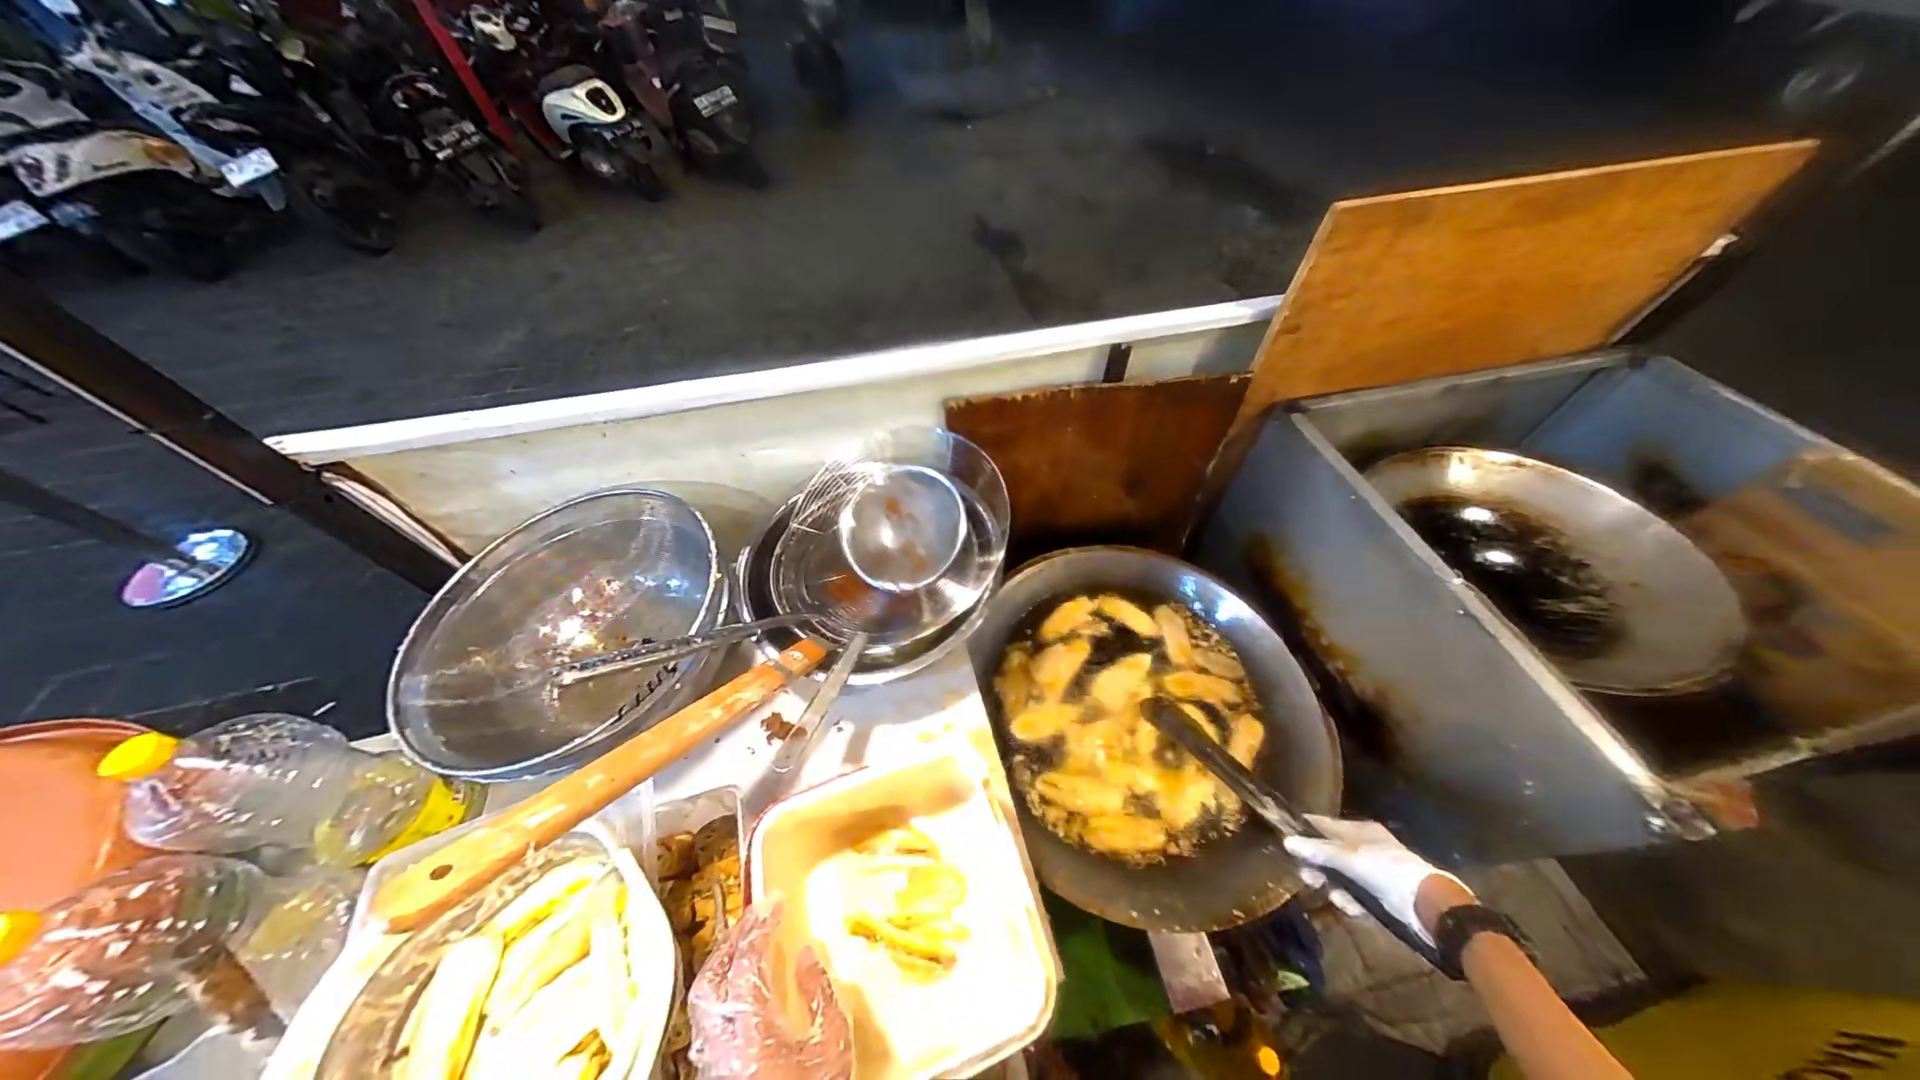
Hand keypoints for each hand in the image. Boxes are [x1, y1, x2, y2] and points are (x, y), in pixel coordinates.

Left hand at [687, 895, 853, 1079]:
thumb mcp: (830, 1046)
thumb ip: (819, 993)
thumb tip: (806, 955)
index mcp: (749, 1020)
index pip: (748, 955)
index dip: (761, 923)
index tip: (775, 901)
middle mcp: (720, 1031)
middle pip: (716, 969)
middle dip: (737, 934)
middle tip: (760, 912)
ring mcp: (710, 1051)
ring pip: (705, 990)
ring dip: (725, 956)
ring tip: (747, 937)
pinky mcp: (710, 1067)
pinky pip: (707, 1009)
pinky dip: (722, 981)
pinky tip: (740, 981)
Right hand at [1282, 815, 1468, 945]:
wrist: (1428, 907)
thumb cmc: (1387, 871)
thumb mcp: (1350, 858)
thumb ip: (1318, 851)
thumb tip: (1286, 841)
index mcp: (1359, 830)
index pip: (1322, 824)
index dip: (1304, 831)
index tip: (1286, 843)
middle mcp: (1362, 847)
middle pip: (1327, 853)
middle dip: (1317, 867)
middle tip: (1308, 879)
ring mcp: (1370, 871)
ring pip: (1338, 877)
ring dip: (1334, 889)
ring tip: (1339, 899)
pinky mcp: (1376, 894)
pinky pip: (1352, 894)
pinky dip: (1350, 902)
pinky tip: (1354, 908)